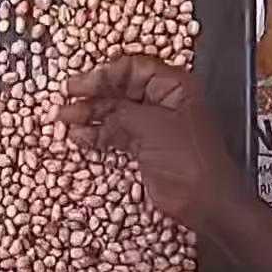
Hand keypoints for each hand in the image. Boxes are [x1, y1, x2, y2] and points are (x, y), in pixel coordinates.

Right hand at [57, 56, 249, 231]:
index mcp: (174, 88)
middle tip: (68, 98)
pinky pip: (117, 135)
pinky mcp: (145, 149)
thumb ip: (121, 113)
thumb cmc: (189, 160)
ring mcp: (154, 126)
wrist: (206, 203)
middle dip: (93, 94)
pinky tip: (80, 137)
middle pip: (122, 89)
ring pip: (116, 113)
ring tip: (66, 119)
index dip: (104, 74)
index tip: (80, 84)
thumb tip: (94, 106)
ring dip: (90, 115)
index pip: (134, 69)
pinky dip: (98, 136)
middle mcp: (164, 102)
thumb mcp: (151, 128)